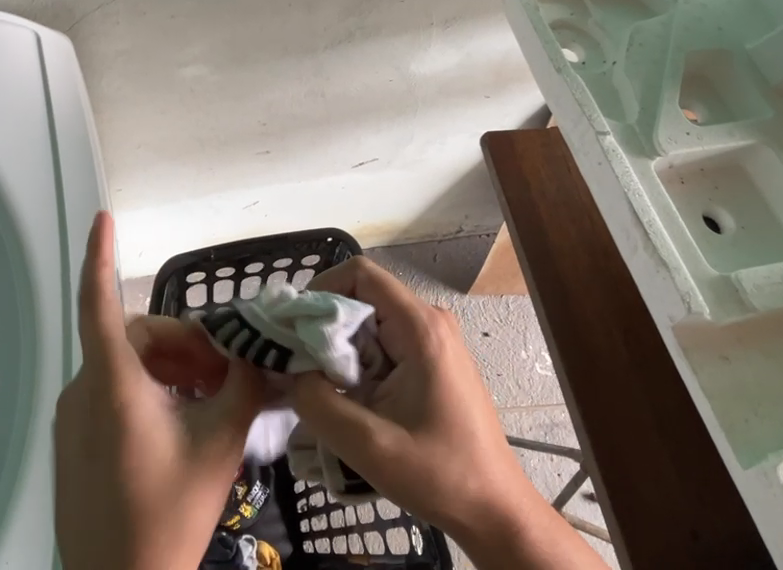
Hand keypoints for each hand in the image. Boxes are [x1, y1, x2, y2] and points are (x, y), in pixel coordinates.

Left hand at [54, 212, 263, 569]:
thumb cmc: (167, 514)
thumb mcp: (219, 445)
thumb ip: (245, 387)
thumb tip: (265, 352)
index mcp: (112, 384)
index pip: (97, 303)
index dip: (98, 254)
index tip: (103, 215)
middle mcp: (84, 391)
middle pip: (135, 338)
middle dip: (183, 342)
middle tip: (225, 373)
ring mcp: (74, 418)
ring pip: (127, 366)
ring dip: (171, 369)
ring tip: (211, 399)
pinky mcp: (73, 441)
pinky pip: (113, 393)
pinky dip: (150, 391)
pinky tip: (182, 421)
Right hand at [290, 257, 607, 569]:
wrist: (493, 508)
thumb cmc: (439, 474)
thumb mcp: (368, 445)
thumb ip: (317, 401)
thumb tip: (288, 368)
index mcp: (420, 327)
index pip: (360, 274)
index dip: (319, 291)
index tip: (293, 330)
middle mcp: (428, 321)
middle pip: (361, 297)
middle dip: (323, 326)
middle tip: (297, 366)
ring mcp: (432, 340)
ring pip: (368, 323)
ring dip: (338, 349)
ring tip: (319, 387)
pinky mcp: (430, 361)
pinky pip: (382, 343)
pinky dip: (356, 362)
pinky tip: (348, 398)